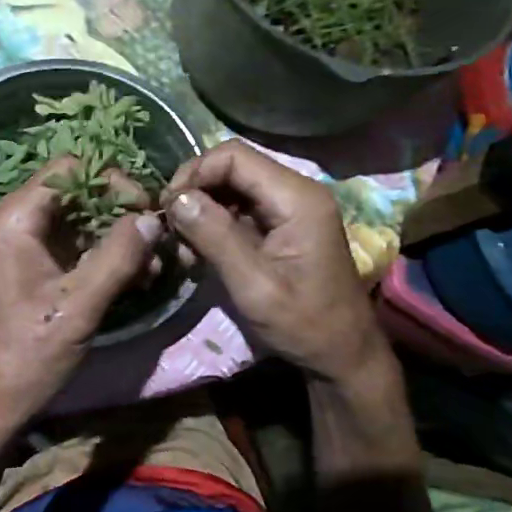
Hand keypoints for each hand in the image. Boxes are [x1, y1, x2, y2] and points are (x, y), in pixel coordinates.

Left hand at [0, 156, 161, 452]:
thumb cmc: (27, 356)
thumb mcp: (79, 306)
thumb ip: (119, 257)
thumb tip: (153, 218)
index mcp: (13, 221)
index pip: (70, 171)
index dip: (113, 183)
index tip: (147, 212)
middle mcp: (11, 222)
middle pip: (75, 193)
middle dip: (119, 214)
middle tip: (156, 243)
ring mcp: (18, 245)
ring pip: (77, 221)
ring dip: (116, 237)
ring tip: (152, 268)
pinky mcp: (28, 267)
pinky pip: (70, 246)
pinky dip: (101, 256)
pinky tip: (134, 278)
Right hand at [161, 140, 386, 380]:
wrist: (342, 354)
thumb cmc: (303, 323)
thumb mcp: (253, 285)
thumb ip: (214, 237)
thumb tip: (175, 198)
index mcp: (296, 198)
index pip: (234, 156)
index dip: (195, 173)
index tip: (169, 207)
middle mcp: (295, 192)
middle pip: (231, 166)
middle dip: (194, 191)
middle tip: (171, 228)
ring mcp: (289, 208)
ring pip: (230, 186)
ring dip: (201, 209)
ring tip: (184, 246)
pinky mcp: (280, 225)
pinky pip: (238, 207)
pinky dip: (212, 223)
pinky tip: (199, 252)